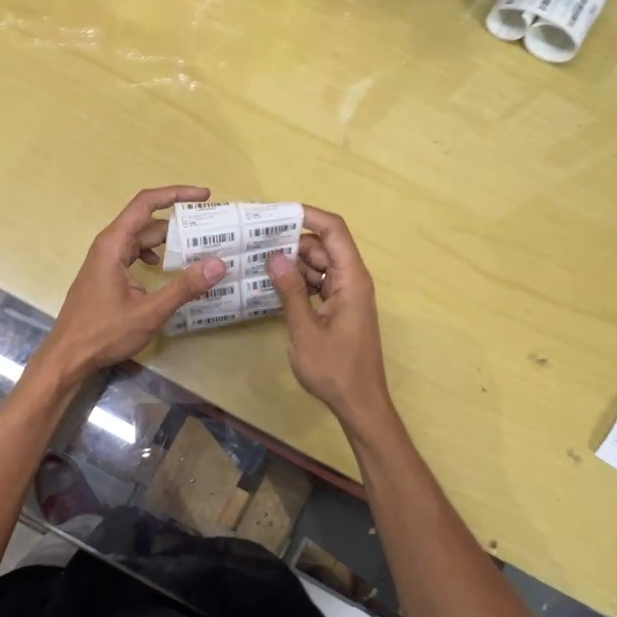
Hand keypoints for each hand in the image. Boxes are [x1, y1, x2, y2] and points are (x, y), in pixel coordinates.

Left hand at [34, 186, 229, 380]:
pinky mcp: (105, 276)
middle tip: (210, 231)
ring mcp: (104, 261)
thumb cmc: (104, 332)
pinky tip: (165, 270)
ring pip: (140, 240)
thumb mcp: (150, 312)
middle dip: (178, 223)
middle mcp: (107, 246)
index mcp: (113, 244)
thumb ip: (184, 287)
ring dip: (166, 242)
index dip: (175, 194)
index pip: (145, 203)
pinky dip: (152, 256)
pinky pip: (132, 255)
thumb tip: (218, 264)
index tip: (204, 196)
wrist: (68, 356)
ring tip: (196, 250)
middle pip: (146, 222)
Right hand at [268, 207, 390, 424]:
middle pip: (324, 246)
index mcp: (352, 280)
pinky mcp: (340, 310)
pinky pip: (319, 284)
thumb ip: (291, 292)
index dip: (308, 216)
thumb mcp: (306, 330)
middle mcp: (353, 281)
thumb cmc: (335, 369)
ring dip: (293, 262)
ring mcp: (347, 295)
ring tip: (258, 261)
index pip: (334, 231)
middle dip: (293, 240)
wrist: (359, 403)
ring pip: (320, 265)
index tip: (276, 213)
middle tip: (256, 241)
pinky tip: (273, 285)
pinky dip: (299, 282)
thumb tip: (275, 256)